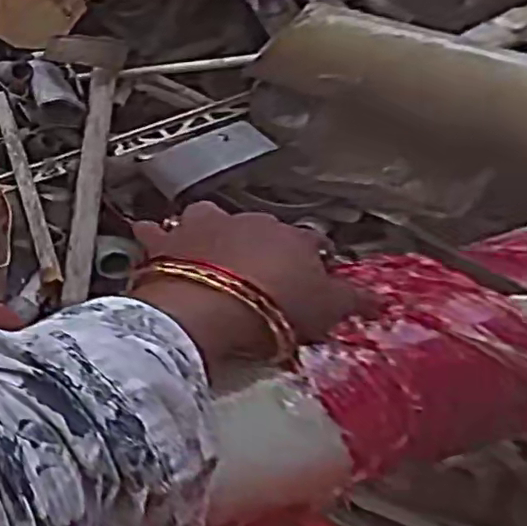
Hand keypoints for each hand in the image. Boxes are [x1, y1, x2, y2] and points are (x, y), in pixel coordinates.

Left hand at [131, 201, 363, 344]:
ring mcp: (195, 226)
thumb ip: (353, 298)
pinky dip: (154, 235)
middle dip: (257, 241)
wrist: (206, 307)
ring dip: (205, 229)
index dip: (312, 258)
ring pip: (202, 217)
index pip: (310, 240)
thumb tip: (374, 296)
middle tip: (258, 267)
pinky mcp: (159, 239)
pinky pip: (152, 230)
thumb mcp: (331, 309)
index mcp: (289, 234)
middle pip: (255, 226)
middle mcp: (240, 221)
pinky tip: (155, 241)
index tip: (311, 275)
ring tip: (210, 248)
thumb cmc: (276, 307)